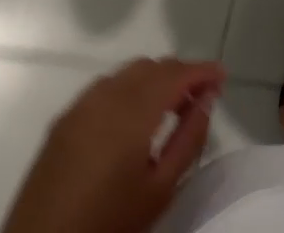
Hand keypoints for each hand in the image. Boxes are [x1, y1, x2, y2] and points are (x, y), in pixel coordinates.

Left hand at [1, 58, 224, 232]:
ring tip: (169, 109)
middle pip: (151, 66)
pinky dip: (128, 89)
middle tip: (199, 100)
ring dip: (154, 79)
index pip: (176, 74)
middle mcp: (104, 99)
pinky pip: (104, 88)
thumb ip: (189, 139)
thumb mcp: (160, 189)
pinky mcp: (61, 123)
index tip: (223, 79)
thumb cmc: (107, 225)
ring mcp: (78, 109)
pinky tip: (133, 120)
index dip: (203, 71)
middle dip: (180, 74)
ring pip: (126, 73)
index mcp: (131, 113)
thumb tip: (207, 100)